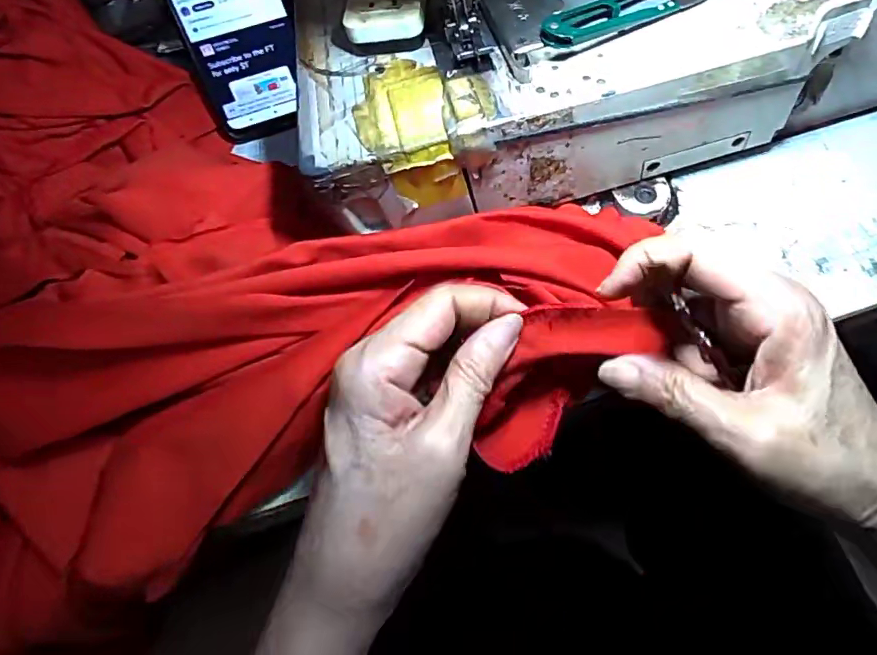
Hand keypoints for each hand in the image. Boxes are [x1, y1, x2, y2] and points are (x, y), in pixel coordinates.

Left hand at [259, 283, 523, 651]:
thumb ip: (474, 374)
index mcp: (373, 359)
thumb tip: (511, 322)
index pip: (438, 302)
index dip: (488, 301)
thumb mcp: (444, 442)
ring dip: (473, 338)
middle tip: (531, 335)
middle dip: (483, 317)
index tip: (532, 320)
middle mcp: (364, 352)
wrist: (344, 575)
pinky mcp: (376, 391)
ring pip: (429, 334)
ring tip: (518, 350)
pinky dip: (456, 360)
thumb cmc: (394, 516)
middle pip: (432, 312)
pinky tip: (486, 369)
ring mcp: (367, 371)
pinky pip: (421, 359)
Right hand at [593, 235, 876, 531]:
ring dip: (661, 328)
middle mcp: (768, 296)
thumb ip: (672, 394)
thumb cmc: (827, 465)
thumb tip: (609, 366)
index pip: (694, 251)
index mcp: (776, 305)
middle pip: (686, 266)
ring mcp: (760, 313)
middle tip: (619, 333)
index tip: (607, 296)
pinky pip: (696, 322)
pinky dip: (676, 345)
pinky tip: (687, 380)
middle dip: (647, 298)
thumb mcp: (742, 435)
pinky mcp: (751, 333)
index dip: (642, 262)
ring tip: (660, 371)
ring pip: (685, 295)